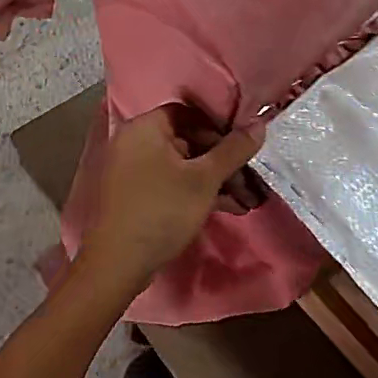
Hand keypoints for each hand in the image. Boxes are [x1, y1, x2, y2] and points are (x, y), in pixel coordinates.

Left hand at [76, 106, 264, 293]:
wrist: (118, 264)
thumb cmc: (162, 211)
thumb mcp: (204, 179)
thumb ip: (233, 149)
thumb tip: (259, 124)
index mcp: (145, 128)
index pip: (189, 113)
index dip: (220, 127)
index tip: (244, 146)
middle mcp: (135, 142)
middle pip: (188, 140)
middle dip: (223, 161)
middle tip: (250, 180)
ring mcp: (134, 170)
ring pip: (183, 165)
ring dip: (216, 180)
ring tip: (246, 200)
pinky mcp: (137, 195)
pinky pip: (172, 183)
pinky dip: (198, 192)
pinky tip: (228, 208)